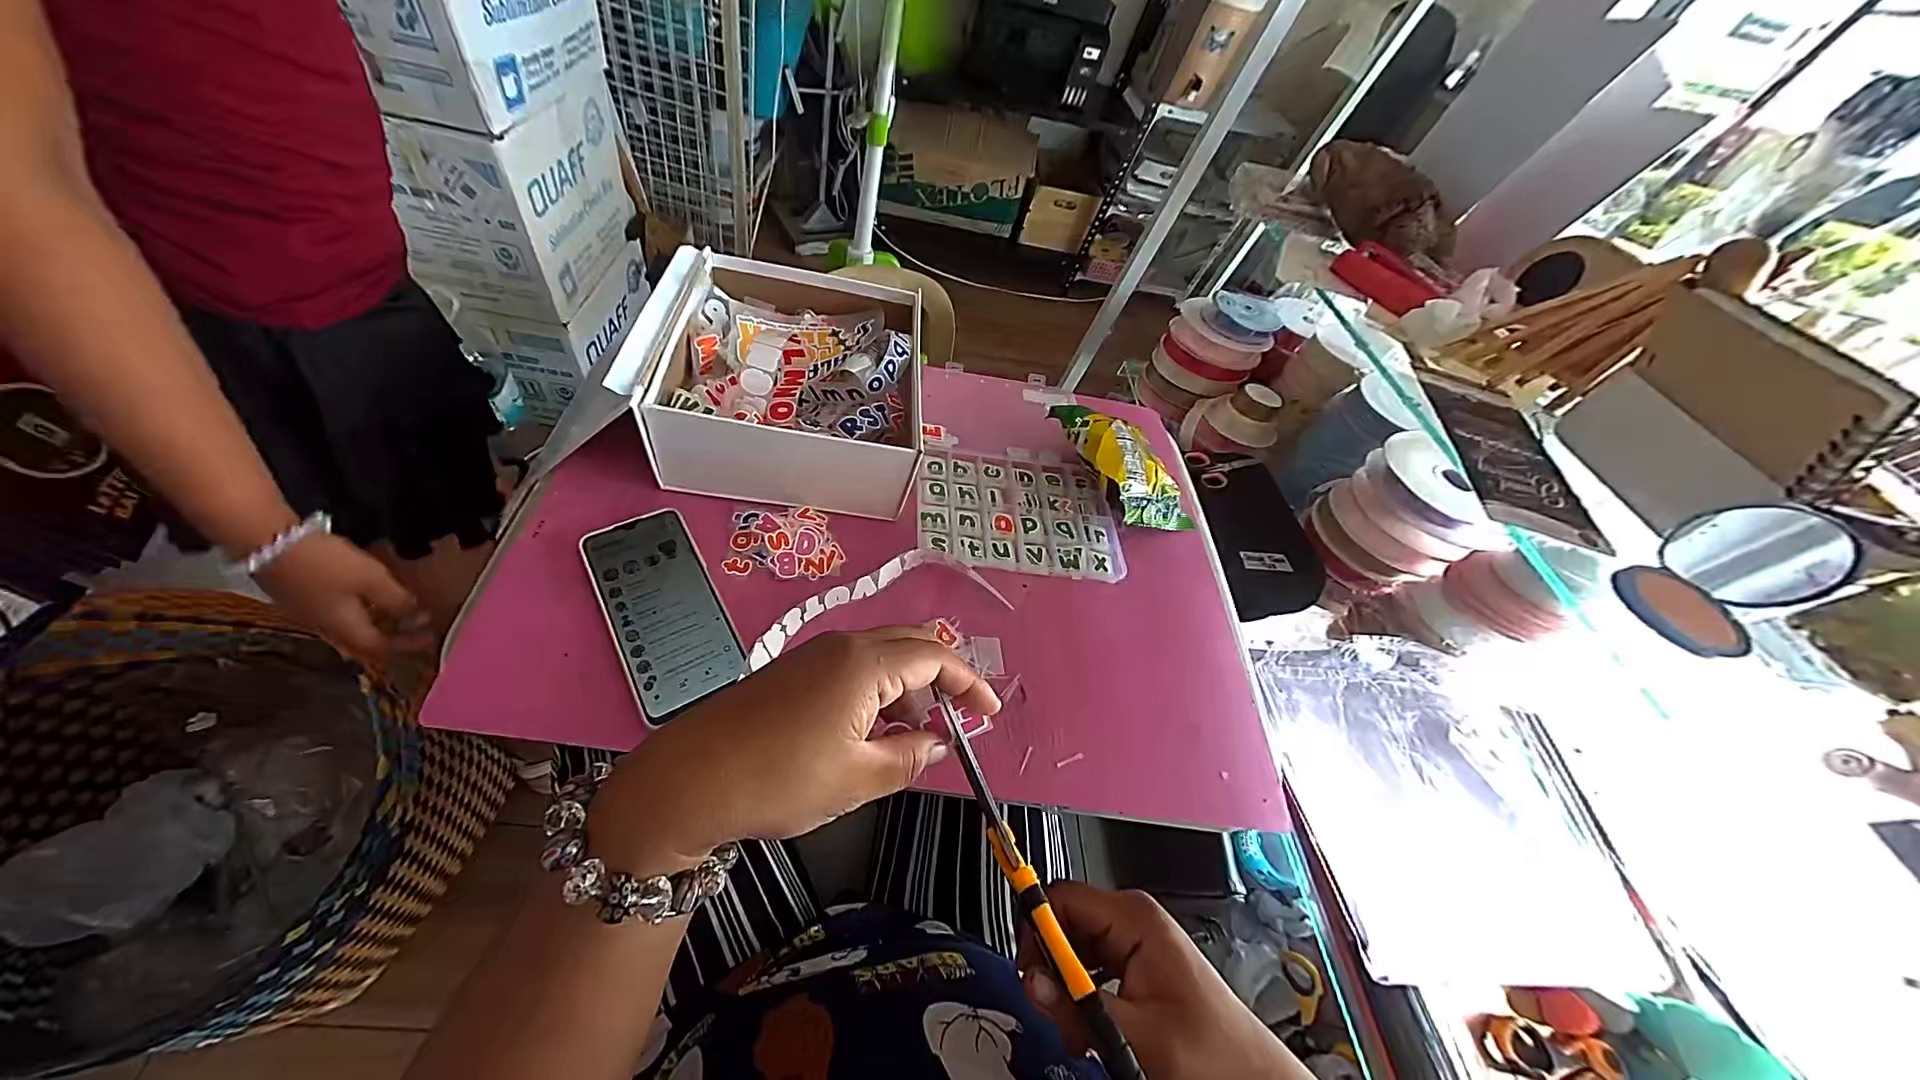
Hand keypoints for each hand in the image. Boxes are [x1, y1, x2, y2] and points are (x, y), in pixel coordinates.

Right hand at [252, 532, 430, 657]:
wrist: (267, 542)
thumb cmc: (326, 563)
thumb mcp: (370, 579)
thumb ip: (395, 599)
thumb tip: (413, 615)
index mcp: (342, 627)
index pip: (378, 646)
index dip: (407, 644)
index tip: (430, 637)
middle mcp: (322, 626)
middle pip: (362, 641)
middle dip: (393, 636)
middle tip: (418, 627)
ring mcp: (307, 613)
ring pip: (349, 629)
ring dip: (378, 624)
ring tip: (401, 614)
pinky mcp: (298, 597)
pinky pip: (336, 615)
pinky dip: (361, 613)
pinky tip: (369, 600)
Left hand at [592, 627, 1000, 868]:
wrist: (688, 779)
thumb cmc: (779, 779)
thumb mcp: (857, 779)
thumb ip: (910, 757)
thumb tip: (938, 743)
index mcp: (864, 663)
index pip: (935, 657)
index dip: (970, 683)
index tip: (990, 713)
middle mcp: (842, 645)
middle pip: (911, 644)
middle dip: (942, 678)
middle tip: (956, 720)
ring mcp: (814, 654)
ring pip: (882, 656)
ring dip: (908, 687)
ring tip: (911, 735)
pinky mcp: (794, 670)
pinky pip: (853, 667)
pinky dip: (878, 690)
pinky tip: (871, 729)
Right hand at [1020, 884, 1309, 1079]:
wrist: (1253, 1079)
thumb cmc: (1214, 1054)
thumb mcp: (1137, 1035)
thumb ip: (1079, 1007)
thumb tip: (1034, 981)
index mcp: (1134, 917)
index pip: (1061, 898)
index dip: (1036, 929)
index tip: (1024, 966)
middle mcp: (1132, 919)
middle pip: (1064, 924)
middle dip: (1052, 968)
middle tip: (1056, 1011)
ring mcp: (1134, 939)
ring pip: (1074, 949)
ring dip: (1067, 988)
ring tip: (1078, 1029)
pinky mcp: (1136, 962)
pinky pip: (1091, 965)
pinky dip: (1082, 995)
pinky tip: (1091, 1027)